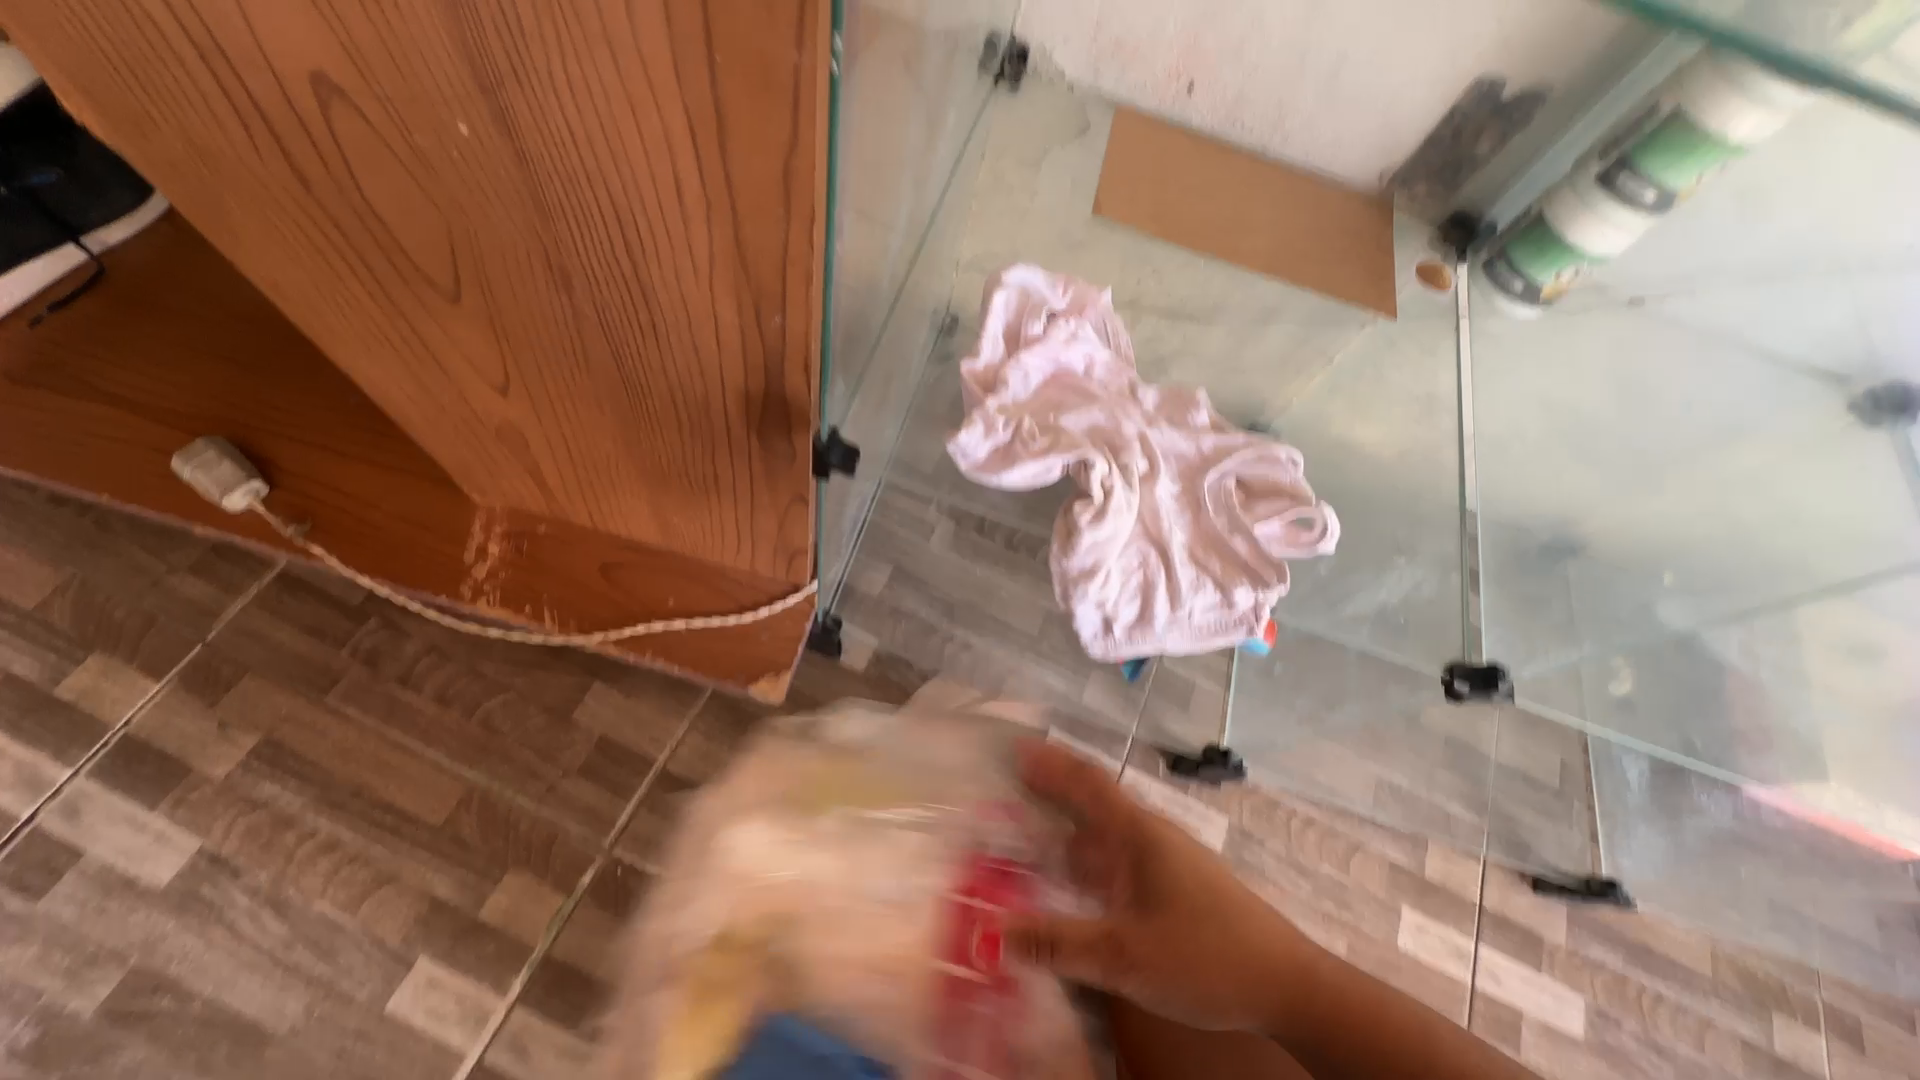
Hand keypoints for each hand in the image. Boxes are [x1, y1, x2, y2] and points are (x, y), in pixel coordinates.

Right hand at [1006, 741, 1319, 1032]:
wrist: (1287, 985)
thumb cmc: (1206, 958)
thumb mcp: (1123, 956)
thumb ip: (1056, 943)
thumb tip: (990, 932)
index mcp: (1139, 835)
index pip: (1087, 783)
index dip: (1050, 763)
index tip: (1015, 747)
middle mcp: (1151, 838)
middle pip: (1093, 804)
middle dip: (1051, 793)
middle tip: (1006, 790)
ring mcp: (1167, 863)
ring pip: (1106, 837)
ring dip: (1068, 831)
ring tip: (1026, 837)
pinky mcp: (1176, 889)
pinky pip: (1119, 864)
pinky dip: (1088, 864)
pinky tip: (1073, 889)